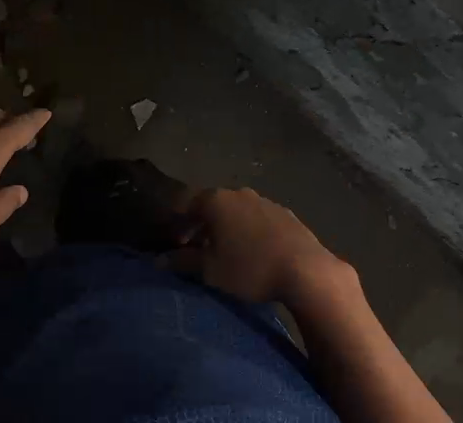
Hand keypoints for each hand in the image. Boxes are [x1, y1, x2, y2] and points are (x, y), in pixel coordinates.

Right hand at [181, 187, 349, 304]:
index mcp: (217, 200)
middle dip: (202, 225)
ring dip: (226, 227)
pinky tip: (253, 250)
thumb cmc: (249, 267)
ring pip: (236, 211)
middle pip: (212, 205)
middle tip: (198, 250)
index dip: (178, 224)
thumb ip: (183, 261)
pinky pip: (257, 218)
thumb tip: (159, 260)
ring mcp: (265, 200)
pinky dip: (248, 230)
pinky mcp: (284, 213)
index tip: (176, 246)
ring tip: (226, 253)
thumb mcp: (211, 270)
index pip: (187, 204)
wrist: (304, 268)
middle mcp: (239, 193)